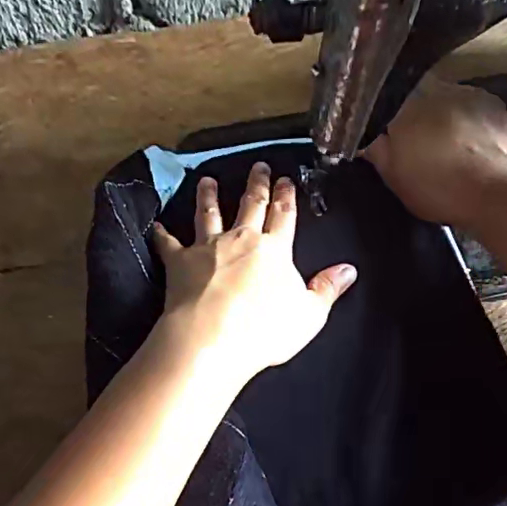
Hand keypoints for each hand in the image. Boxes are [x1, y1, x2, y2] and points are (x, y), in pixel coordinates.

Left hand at [151, 162, 356, 381]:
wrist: (213, 338)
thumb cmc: (263, 331)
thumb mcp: (308, 315)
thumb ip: (327, 290)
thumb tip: (349, 270)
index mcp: (275, 250)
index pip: (285, 216)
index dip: (287, 197)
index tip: (286, 180)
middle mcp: (241, 239)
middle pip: (251, 205)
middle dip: (256, 184)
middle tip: (258, 166)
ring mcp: (208, 248)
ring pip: (209, 214)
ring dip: (208, 196)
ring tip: (207, 180)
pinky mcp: (179, 262)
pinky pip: (169, 244)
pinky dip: (163, 235)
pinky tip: (157, 226)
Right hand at [362, 78, 506, 227]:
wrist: (496, 191)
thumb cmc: (438, 188)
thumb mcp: (394, 176)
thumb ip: (375, 150)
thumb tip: (361, 135)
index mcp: (404, 107)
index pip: (382, 103)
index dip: (380, 120)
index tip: (382, 140)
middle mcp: (435, 89)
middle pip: (413, 97)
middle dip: (410, 118)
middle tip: (412, 148)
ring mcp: (466, 93)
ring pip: (441, 101)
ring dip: (437, 118)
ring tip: (441, 149)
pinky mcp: (492, 103)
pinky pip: (468, 107)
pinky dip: (462, 121)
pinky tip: (465, 145)